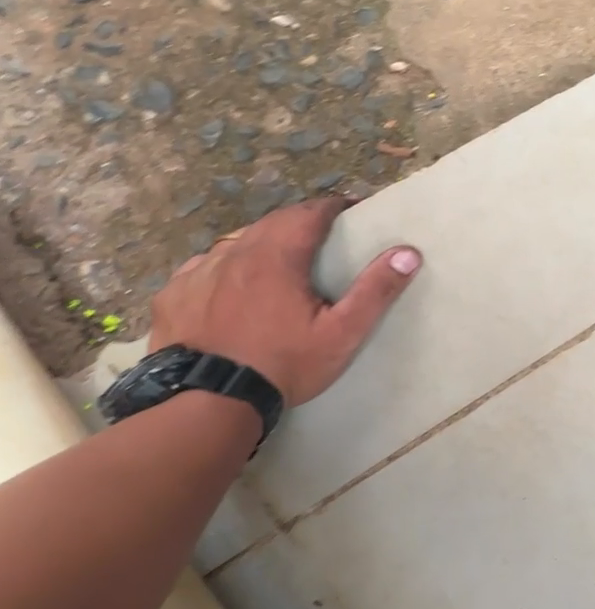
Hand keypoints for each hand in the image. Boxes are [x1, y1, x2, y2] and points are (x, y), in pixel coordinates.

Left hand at [150, 198, 421, 405]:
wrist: (208, 401)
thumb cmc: (285, 364)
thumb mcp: (343, 332)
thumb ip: (375, 290)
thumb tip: (408, 252)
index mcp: (275, 259)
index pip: (306, 214)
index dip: (332, 207)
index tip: (352, 209)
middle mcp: (232, 256)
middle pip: (270, 223)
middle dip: (300, 221)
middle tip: (323, 233)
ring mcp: (196, 274)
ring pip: (235, 243)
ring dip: (262, 242)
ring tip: (280, 260)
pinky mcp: (173, 296)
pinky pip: (203, 267)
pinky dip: (226, 266)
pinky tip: (233, 286)